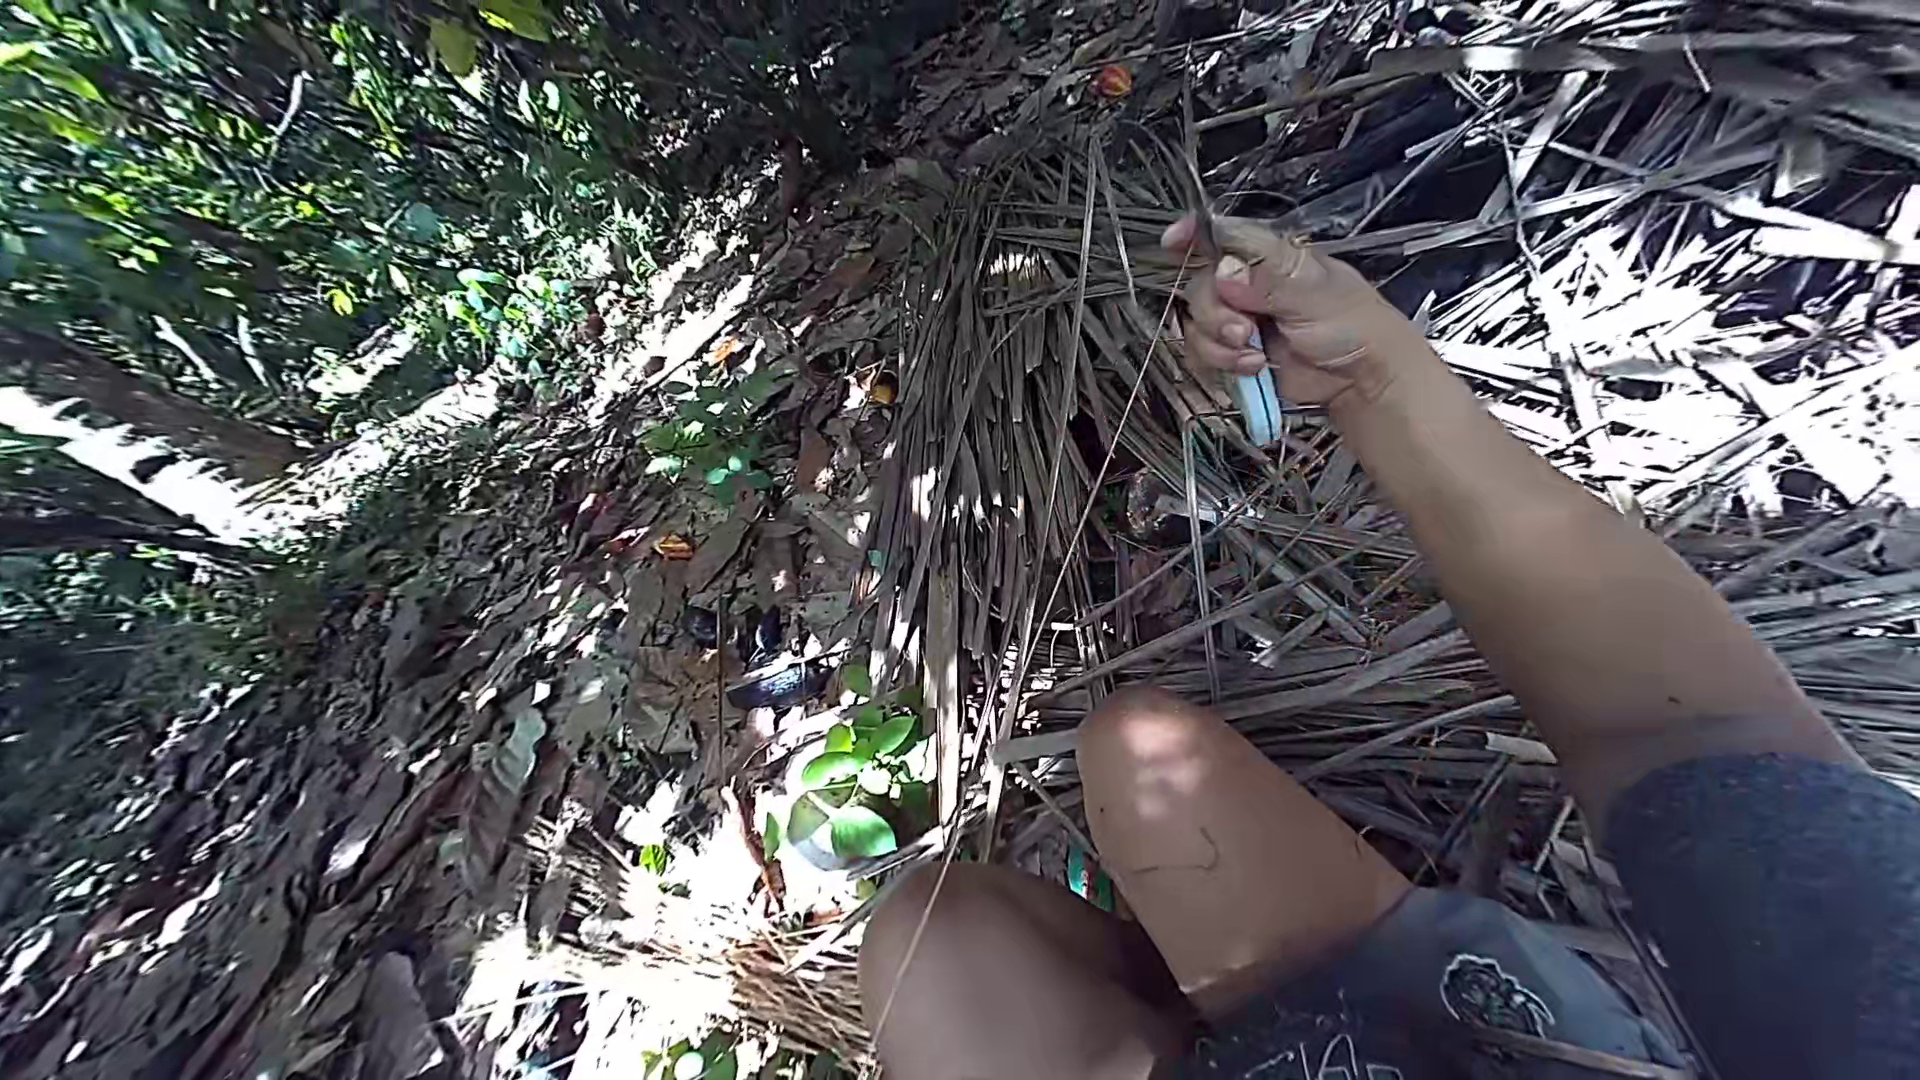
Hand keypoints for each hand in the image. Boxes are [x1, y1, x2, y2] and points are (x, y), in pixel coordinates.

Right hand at [1161, 215, 1430, 408]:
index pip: (1221, 235)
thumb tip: (1224, 270)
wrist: (1359, 380)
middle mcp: (1244, 284)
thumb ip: (1270, 280)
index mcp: (1267, 257)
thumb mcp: (1317, 293)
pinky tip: (1252, 368)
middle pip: (1197, 288)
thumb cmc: (1351, 326)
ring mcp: (1234, 320)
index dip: (1192, 236)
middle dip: (1215, 316)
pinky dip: (1221, 364)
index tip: (1172, 241)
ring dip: (1219, 346)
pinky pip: (1200, 354)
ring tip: (1255, 356)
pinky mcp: (1229, 353)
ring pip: (1195, 325)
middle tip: (1245, 332)